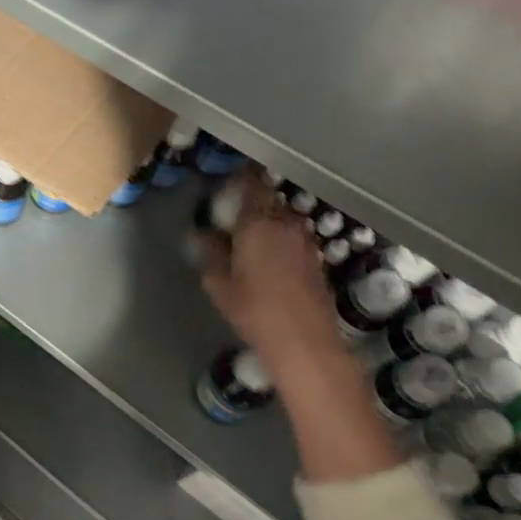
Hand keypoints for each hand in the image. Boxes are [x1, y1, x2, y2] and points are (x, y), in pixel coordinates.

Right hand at [193, 173, 341, 360]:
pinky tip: (270, 257)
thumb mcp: (219, 284)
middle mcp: (286, 223)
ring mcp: (305, 239)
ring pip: (284, 217)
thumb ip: (210, 253)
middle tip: (233, 214)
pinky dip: (282, 238)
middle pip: (269, 199)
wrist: (304, 341)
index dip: (241, 178)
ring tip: (250, 237)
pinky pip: (294, 236)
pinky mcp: (316, 257)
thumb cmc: (254, 310)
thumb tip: (203, 235)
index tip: (228, 183)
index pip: (252, 183)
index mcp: (258, 222)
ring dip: (269, 221)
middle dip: (252, 202)